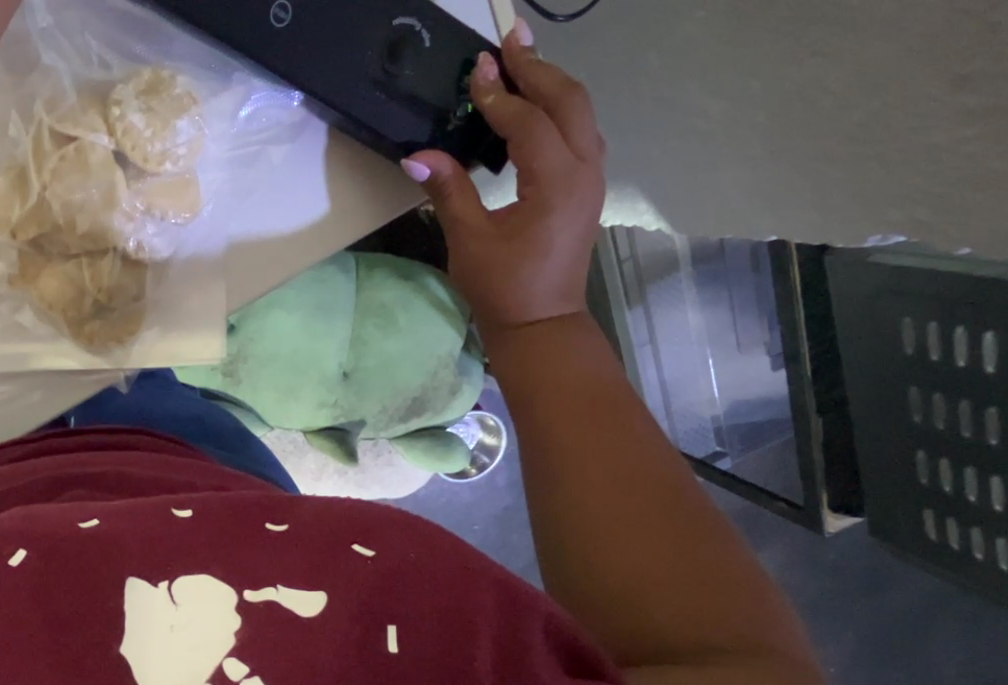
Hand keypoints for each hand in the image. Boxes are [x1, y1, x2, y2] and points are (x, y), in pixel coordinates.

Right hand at [402, 22, 607, 335]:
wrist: (541, 322)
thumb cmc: (502, 288)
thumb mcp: (468, 240)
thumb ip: (448, 190)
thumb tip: (416, 154)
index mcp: (556, 183)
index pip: (528, 122)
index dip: (499, 95)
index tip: (476, 69)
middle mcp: (584, 170)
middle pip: (568, 100)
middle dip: (537, 67)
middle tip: (509, 38)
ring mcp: (592, 178)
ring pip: (580, 112)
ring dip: (552, 83)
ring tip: (523, 60)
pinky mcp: (586, 187)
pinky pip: (579, 132)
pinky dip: (558, 108)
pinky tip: (537, 104)